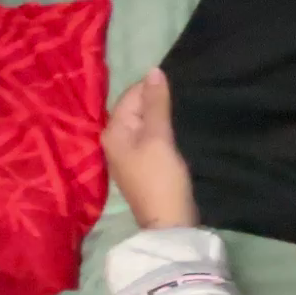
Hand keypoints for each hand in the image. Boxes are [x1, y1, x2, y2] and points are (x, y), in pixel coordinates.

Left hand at [103, 68, 198, 229]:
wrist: (170, 224)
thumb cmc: (162, 178)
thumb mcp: (159, 137)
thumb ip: (156, 104)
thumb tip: (154, 70)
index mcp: (113, 132)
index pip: (131, 96)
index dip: (153, 89)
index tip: (178, 90)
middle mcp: (114, 142)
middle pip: (136, 111)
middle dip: (156, 105)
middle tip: (182, 104)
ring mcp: (127, 158)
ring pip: (144, 127)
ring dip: (161, 121)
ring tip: (182, 118)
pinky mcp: (142, 170)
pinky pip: (150, 142)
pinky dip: (162, 137)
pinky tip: (176, 138)